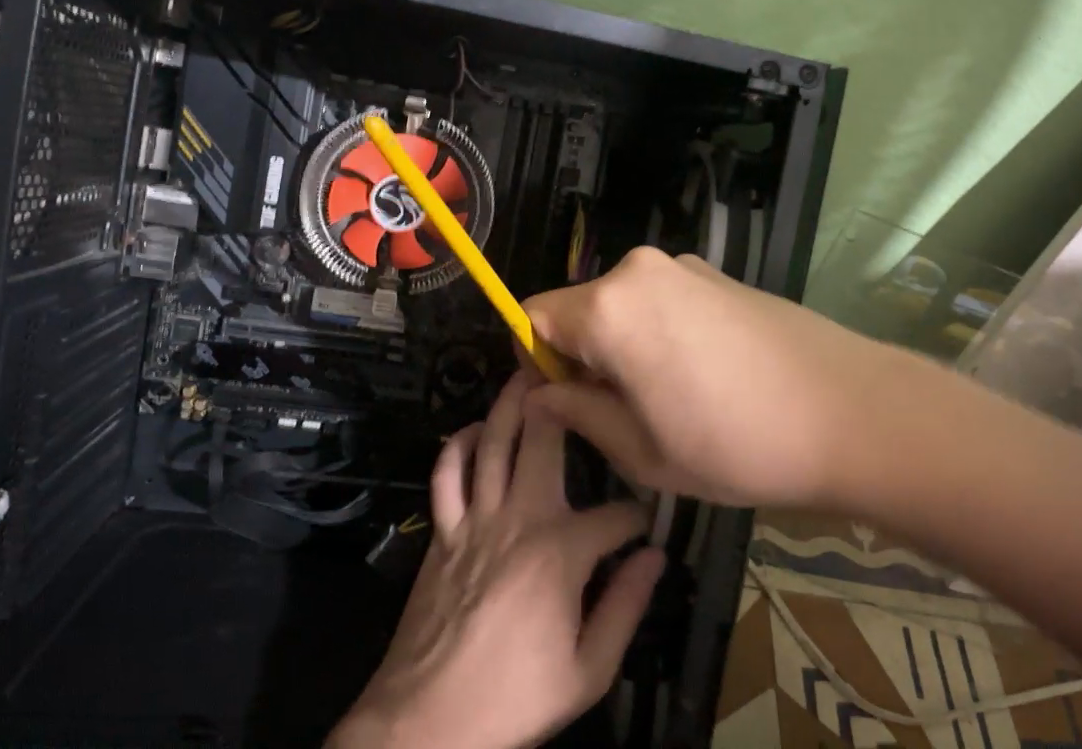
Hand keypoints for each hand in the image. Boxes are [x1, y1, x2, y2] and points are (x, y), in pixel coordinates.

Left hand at [330, 376, 665, 748]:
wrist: (427, 723)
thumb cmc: (516, 698)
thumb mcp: (589, 669)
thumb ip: (626, 606)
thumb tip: (654, 556)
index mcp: (562, 552)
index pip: (616, 515)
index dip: (638, 518)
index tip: (646, 529)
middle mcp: (519, 519)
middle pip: (543, 440)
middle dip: (562, 400)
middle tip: (574, 368)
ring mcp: (474, 521)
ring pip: (492, 444)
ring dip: (508, 404)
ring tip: (524, 374)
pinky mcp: (442, 533)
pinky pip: (446, 475)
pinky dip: (455, 445)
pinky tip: (470, 430)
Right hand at [523, 246, 914, 509]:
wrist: (851, 412)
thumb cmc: (736, 443)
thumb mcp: (642, 450)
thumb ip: (578, 413)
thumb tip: (541, 394)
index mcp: (609, 307)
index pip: (532, 317)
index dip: (534, 362)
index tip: (564, 404)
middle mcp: (639, 271)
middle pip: (579, 309)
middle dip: (582, 358)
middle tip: (620, 416)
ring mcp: (685, 267)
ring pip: (623, 306)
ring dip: (624, 348)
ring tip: (669, 402)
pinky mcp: (721, 275)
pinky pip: (662, 301)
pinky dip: (660, 334)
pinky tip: (704, 379)